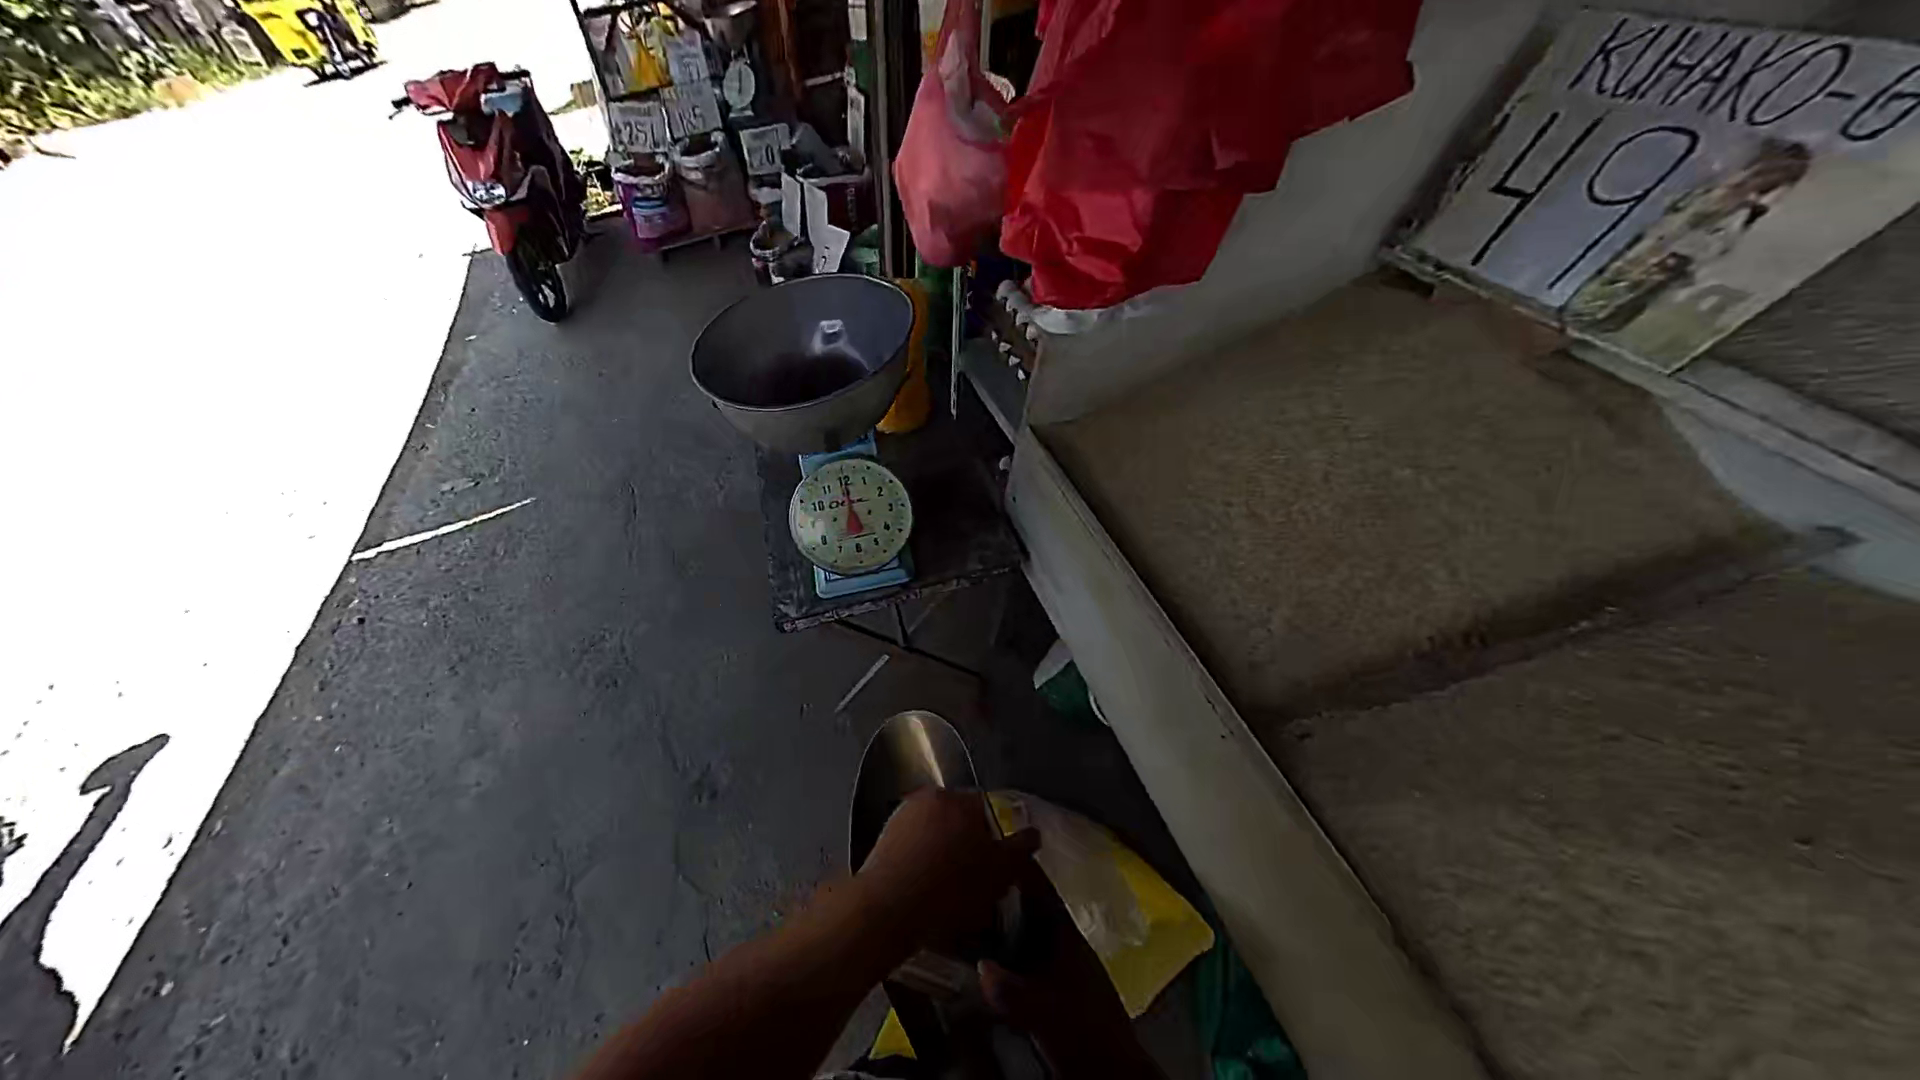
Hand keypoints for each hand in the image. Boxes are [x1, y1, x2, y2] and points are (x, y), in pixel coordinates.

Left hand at [855, 789, 1039, 953]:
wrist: (887, 909)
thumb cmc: (950, 889)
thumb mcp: (998, 873)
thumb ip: (1019, 850)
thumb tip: (1034, 834)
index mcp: (959, 799)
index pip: (988, 809)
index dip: (996, 838)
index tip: (996, 865)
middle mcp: (929, 798)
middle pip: (960, 820)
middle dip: (969, 845)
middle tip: (976, 880)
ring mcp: (903, 816)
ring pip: (936, 834)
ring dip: (945, 854)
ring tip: (950, 891)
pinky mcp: (884, 838)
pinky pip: (914, 847)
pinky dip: (923, 863)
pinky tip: (926, 891)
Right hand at [978, 862, 1163, 1078]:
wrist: (1112, 1075)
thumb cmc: (1087, 1032)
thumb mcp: (1049, 1013)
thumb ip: (1015, 991)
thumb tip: (981, 967)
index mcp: (1064, 934)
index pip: (1038, 887)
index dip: (1016, 864)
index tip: (987, 844)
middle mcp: (1058, 942)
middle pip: (1023, 906)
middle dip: (996, 892)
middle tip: (959, 880)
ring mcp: (1052, 965)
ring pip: (1019, 932)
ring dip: (994, 923)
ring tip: (959, 913)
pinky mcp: (1046, 988)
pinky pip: (1016, 958)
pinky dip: (997, 952)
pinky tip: (973, 957)